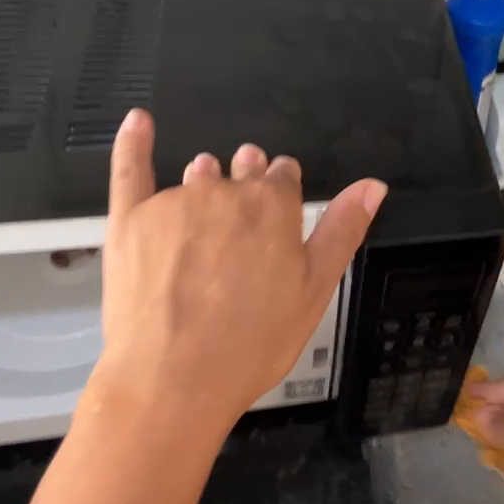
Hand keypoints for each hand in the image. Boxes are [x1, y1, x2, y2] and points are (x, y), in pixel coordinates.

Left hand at [93, 109, 386, 429]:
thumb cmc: (250, 342)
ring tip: (206, 207)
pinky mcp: (132, 218)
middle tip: (244, 220)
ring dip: (207, 178)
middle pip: (243, 169)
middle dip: (248, 181)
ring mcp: (176, 202)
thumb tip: (372, 186)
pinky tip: (138, 122)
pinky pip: (131, 169)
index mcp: (275, 204)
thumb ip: (344, 228)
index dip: (284, 192)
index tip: (280, 213)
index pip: (285, 175)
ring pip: (199, 174)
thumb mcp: (315, 289)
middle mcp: (227, 191)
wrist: (173, 381)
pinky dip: (133, 142)